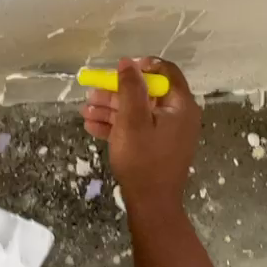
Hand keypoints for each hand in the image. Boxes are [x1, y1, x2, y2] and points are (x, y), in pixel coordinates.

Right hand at [80, 57, 200, 212]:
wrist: (151, 204)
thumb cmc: (143, 159)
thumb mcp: (133, 120)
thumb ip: (131, 89)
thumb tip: (128, 62)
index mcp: (180, 105)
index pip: (166, 72)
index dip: (142, 67)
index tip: (119, 70)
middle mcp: (178, 115)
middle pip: (146, 92)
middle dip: (116, 92)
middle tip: (92, 93)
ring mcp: (168, 133)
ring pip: (138, 111)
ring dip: (111, 109)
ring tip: (85, 111)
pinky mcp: (157, 147)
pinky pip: (137, 128)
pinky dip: (116, 126)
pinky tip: (91, 127)